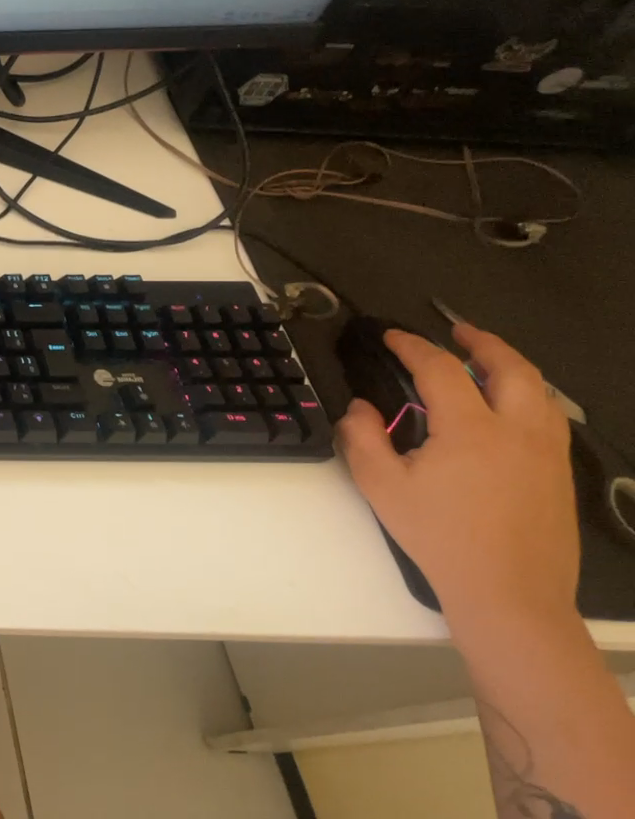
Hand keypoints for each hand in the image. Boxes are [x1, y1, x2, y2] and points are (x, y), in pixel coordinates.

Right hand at [336, 324, 576, 625]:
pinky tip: (505, 407)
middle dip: (483, 343)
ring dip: (511, 367)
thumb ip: (363, 437)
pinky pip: (548, 417)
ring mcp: (548, 452)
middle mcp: (519, 431)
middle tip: (457, 331)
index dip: (413, 346)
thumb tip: (362, 408)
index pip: (441, 370)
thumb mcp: (381, 485)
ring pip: (541, 392)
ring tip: (485, 361)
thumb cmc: (438, 535)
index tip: (391, 337)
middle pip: (513, 369)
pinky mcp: (560, 473)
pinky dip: (526, 395)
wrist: (509, 590)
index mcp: (471, 430)